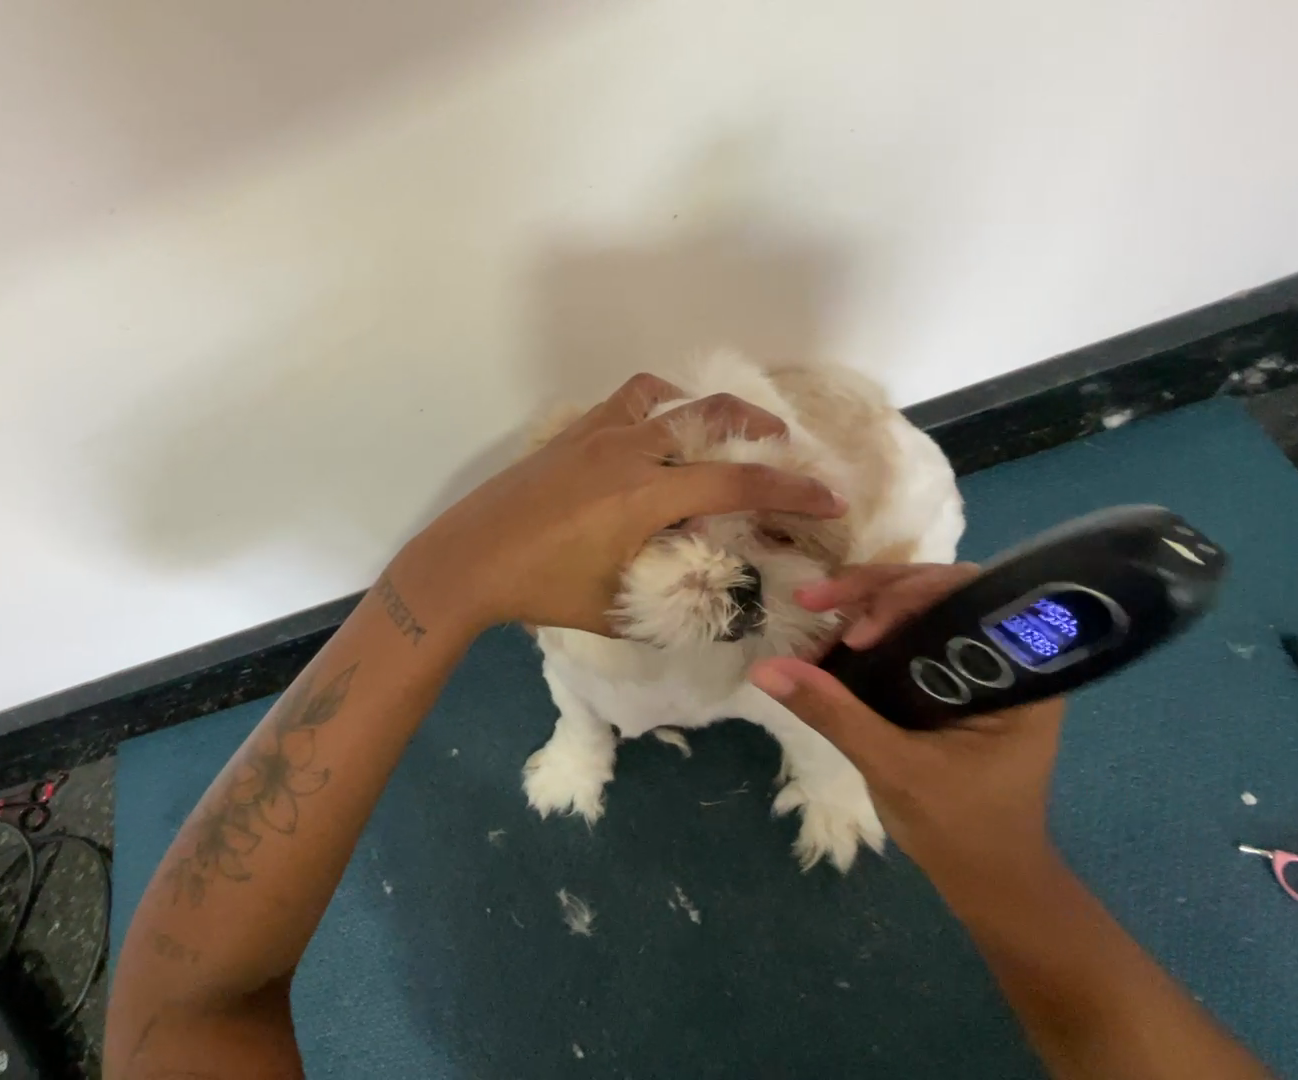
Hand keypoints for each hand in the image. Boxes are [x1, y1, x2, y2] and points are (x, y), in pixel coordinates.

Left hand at [393, 373, 844, 636]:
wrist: (466, 561)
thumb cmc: (539, 591)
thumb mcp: (616, 607)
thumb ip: (673, 600)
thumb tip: (720, 607)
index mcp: (644, 496)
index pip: (737, 484)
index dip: (792, 492)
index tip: (830, 499)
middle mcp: (627, 452)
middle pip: (711, 418)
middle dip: (761, 429)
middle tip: (786, 450)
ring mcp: (594, 434)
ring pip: (666, 395)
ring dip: (705, 408)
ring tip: (722, 431)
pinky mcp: (569, 433)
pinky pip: (625, 401)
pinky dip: (657, 405)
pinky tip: (657, 432)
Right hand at [748, 563, 1065, 889]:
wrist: (985, 878)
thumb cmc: (961, 826)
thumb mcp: (893, 766)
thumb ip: (833, 713)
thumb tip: (764, 669)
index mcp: (1017, 672)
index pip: (967, 595)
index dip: (908, 595)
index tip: (857, 634)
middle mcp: (999, 656)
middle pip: (935, 591)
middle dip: (872, 591)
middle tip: (811, 601)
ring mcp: (969, 667)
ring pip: (914, 609)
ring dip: (858, 608)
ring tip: (810, 630)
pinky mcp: (941, 682)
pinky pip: (901, 637)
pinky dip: (859, 633)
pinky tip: (823, 650)